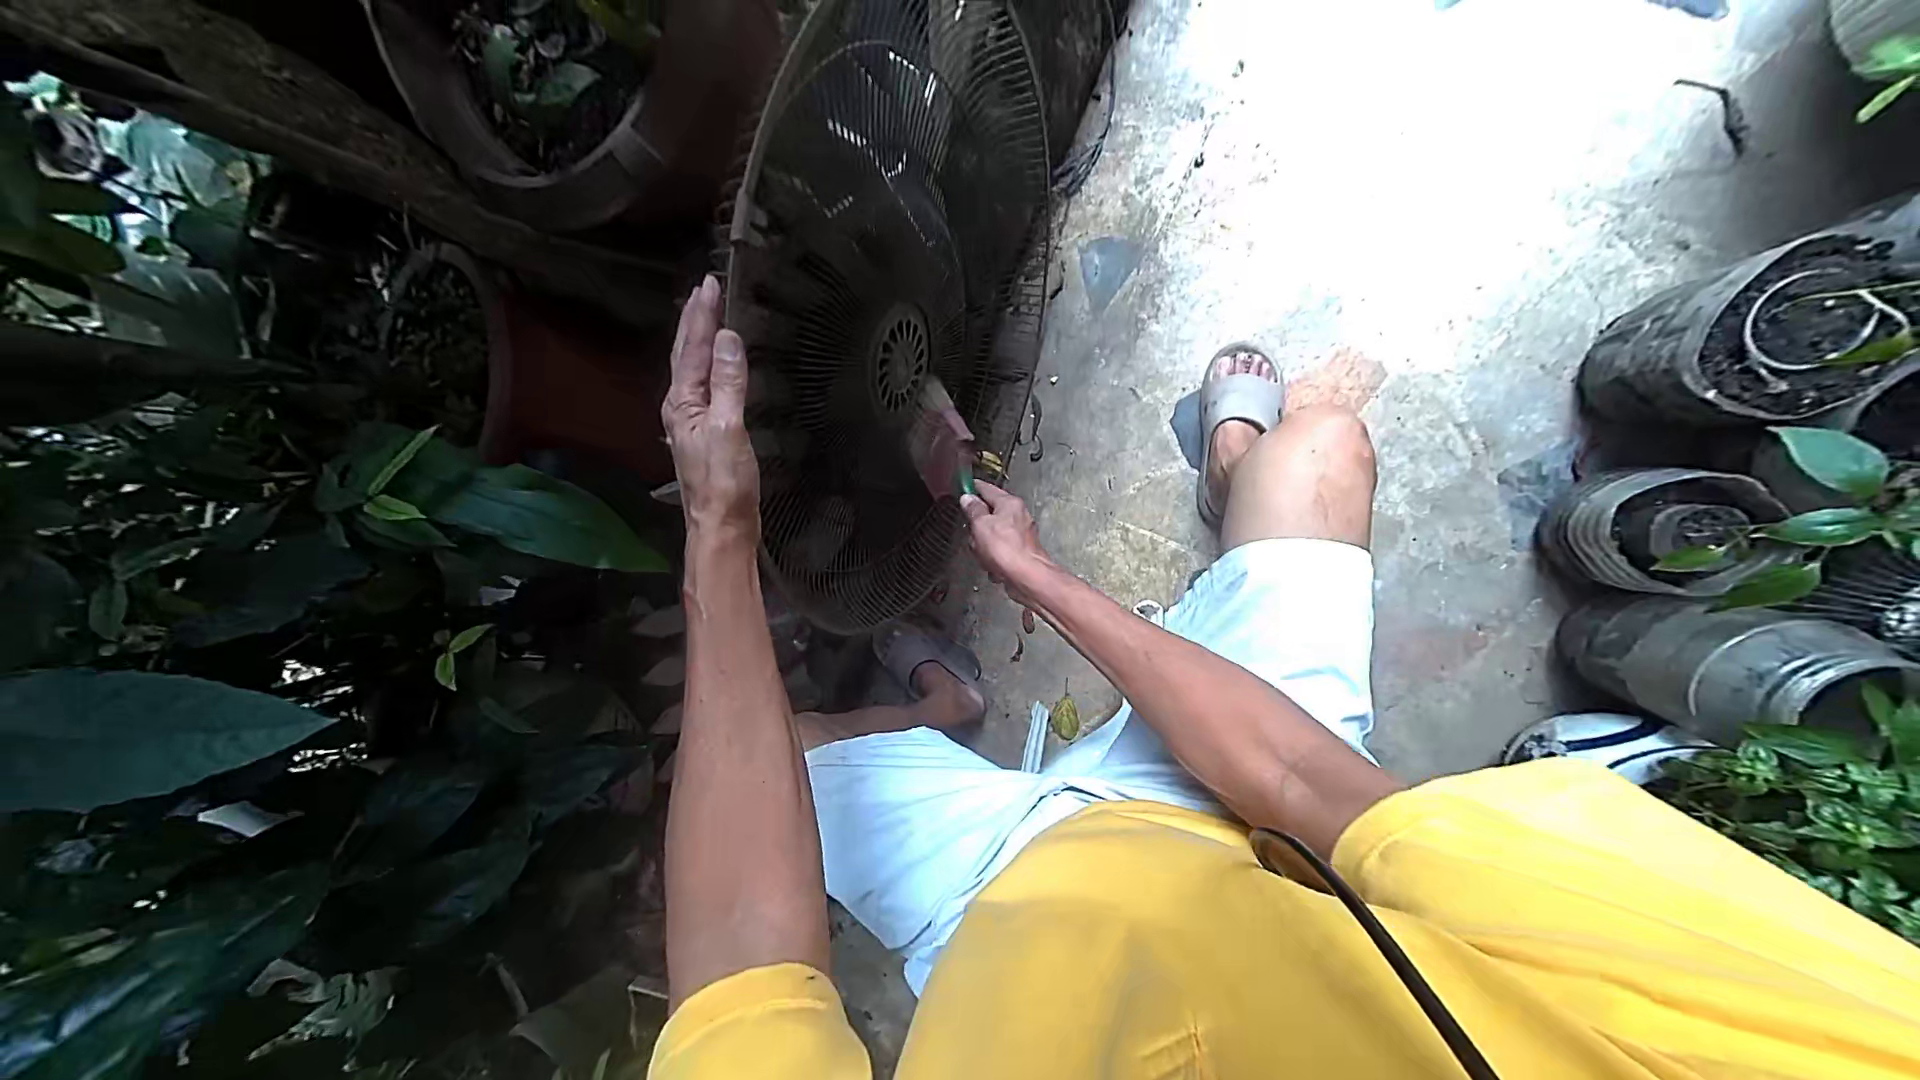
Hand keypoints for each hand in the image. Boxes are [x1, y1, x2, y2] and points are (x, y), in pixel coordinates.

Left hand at [663, 275, 758, 542]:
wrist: (723, 526)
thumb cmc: (725, 483)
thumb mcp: (728, 428)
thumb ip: (728, 383)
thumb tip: (727, 338)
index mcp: (682, 402)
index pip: (691, 348)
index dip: (701, 315)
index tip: (710, 282)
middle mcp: (681, 408)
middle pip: (685, 355)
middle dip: (695, 321)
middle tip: (707, 290)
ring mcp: (693, 422)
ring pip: (693, 371)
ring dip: (700, 342)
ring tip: (710, 318)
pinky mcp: (708, 435)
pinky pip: (707, 388)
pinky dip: (712, 367)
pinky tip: (720, 368)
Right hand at [961, 481, 1058, 605]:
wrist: (1026, 577)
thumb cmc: (1008, 550)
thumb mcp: (980, 525)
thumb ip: (973, 510)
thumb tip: (968, 499)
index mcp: (1010, 504)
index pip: (987, 489)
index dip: (973, 487)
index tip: (965, 486)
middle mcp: (1019, 516)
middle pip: (990, 514)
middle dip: (977, 526)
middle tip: (972, 532)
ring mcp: (1021, 535)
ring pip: (993, 535)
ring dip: (984, 545)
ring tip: (984, 554)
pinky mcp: (1021, 552)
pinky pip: (999, 552)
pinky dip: (993, 559)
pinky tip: (993, 565)